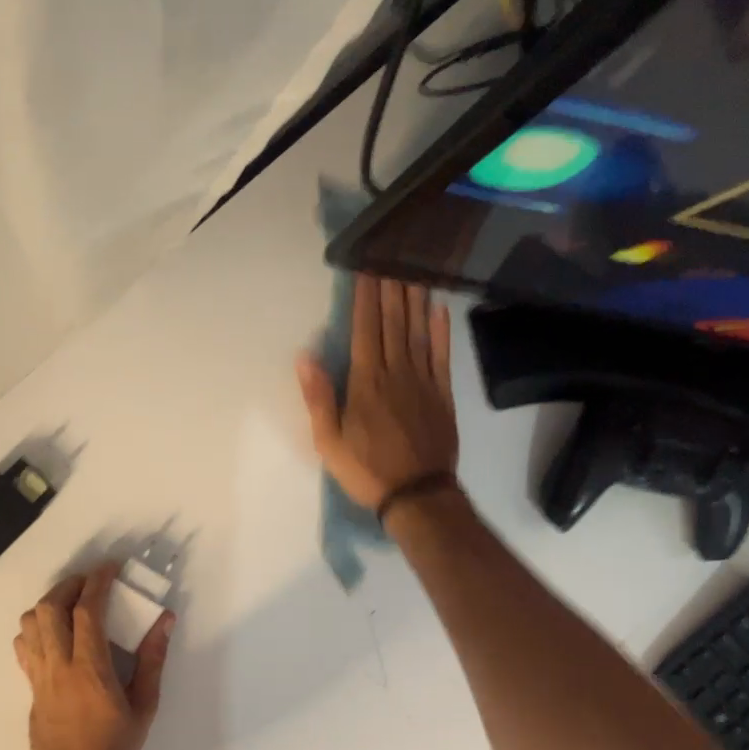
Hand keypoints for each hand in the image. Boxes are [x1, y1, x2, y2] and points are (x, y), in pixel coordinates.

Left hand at [13, 563, 174, 749]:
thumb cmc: (114, 749)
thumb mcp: (144, 706)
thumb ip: (152, 659)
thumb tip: (164, 621)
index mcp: (90, 670)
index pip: (87, 610)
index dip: (98, 581)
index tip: (110, 568)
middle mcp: (58, 666)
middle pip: (49, 607)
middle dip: (69, 585)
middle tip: (90, 582)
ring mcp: (39, 676)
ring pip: (29, 622)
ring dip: (49, 603)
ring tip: (70, 603)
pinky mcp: (29, 686)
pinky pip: (23, 645)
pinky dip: (35, 627)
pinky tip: (54, 633)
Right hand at [297, 274, 457, 511]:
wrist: (418, 494)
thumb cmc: (366, 470)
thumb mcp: (329, 441)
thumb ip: (319, 397)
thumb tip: (306, 356)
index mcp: (366, 382)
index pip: (365, 329)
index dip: (366, 297)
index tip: (367, 268)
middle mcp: (396, 372)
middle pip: (393, 322)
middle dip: (390, 288)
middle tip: (392, 255)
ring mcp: (423, 381)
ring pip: (418, 331)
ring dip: (414, 300)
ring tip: (413, 270)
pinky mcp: (442, 395)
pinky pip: (441, 355)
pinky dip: (441, 331)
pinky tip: (439, 309)